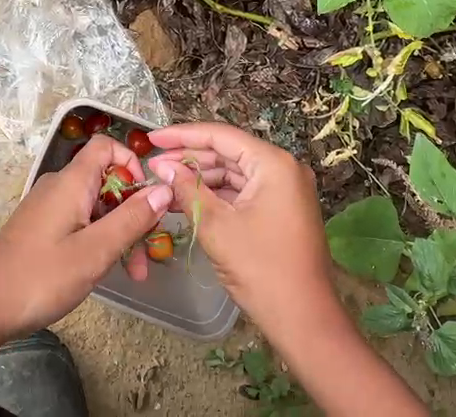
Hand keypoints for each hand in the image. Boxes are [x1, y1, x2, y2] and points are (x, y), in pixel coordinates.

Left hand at [0, 136, 173, 337]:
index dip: (132, 164)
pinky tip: (105, 269)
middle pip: (106, 181)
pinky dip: (98, 239)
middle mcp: (59, 186)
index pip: (106, 146)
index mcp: (71, 182)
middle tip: (148, 254)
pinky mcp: (41, 227)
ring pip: (95, 206)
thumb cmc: (42, 276)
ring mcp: (48, 207)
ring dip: (118, 232)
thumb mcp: (95, 251)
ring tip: (134, 274)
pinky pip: (79, 221)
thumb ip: (131, 219)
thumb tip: (163, 187)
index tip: (149, 198)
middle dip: (132, 212)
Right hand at [146, 123, 338, 333]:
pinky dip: (216, 195)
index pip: (220, 136)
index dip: (182, 135)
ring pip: (233, 173)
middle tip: (154, 165)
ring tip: (165, 184)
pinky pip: (243, 191)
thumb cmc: (261, 270)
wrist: (304, 321)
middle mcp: (283, 168)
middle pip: (227, 153)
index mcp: (273, 163)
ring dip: (200, 178)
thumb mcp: (216, 226)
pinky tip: (188, 200)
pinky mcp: (281, 209)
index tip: (152, 138)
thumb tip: (164, 167)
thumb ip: (187, 189)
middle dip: (189, 159)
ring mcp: (285, 190)